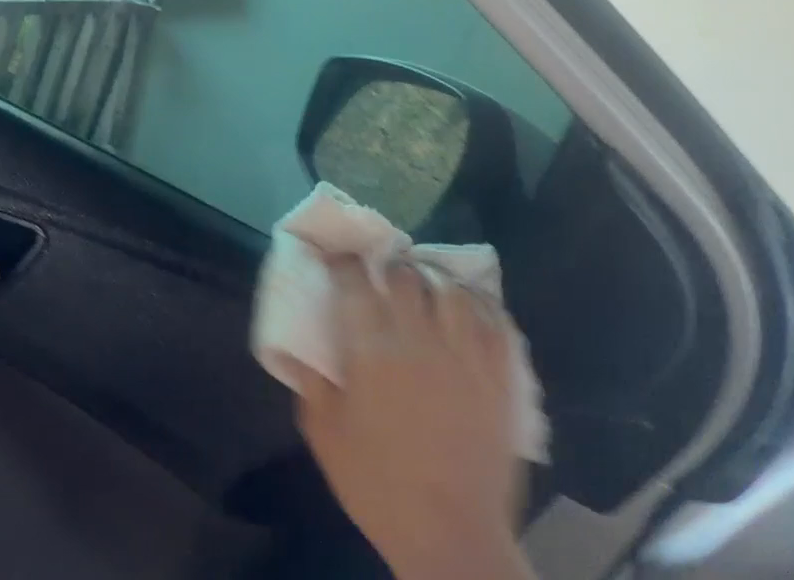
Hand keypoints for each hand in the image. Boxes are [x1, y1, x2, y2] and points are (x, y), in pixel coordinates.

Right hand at [294, 259, 533, 579]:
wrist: (450, 533)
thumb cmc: (375, 482)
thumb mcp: (323, 432)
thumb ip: (309, 382)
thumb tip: (292, 350)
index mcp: (371, 351)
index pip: (355, 284)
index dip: (343, 264)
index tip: (335, 259)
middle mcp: (421, 342)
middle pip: (408, 277)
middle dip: (390, 264)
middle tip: (381, 268)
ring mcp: (467, 360)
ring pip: (456, 292)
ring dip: (435, 279)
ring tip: (426, 281)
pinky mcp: (501, 382)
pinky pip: (497, 326)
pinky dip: (481, 306)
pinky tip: (470, 307)